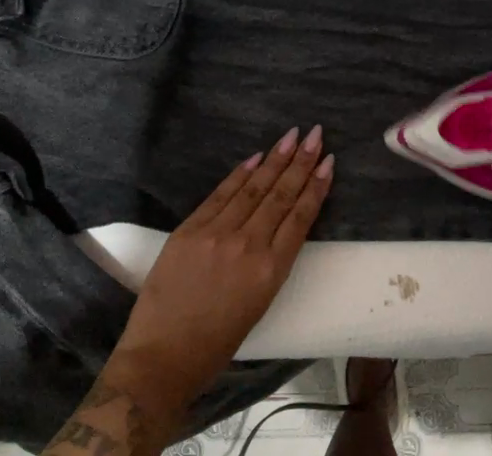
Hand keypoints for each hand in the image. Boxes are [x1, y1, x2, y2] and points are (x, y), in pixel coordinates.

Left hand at [109, 127, 333, 408]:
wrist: (162, 357)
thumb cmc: (216, 342)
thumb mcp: (259, 303)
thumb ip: (271, 262)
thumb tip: (276, 225)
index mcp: (271, 270)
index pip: (300, 217)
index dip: (316, 186)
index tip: (328, 161)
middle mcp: (248, 245)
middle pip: (280, 195)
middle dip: (300, 162)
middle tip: (315, 134)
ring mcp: (216, 234)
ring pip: (253, 188)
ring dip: (274, 159)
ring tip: (291, 136)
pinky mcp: (189, 231)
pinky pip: (220, 195)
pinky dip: (239, 174)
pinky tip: (255, 158)